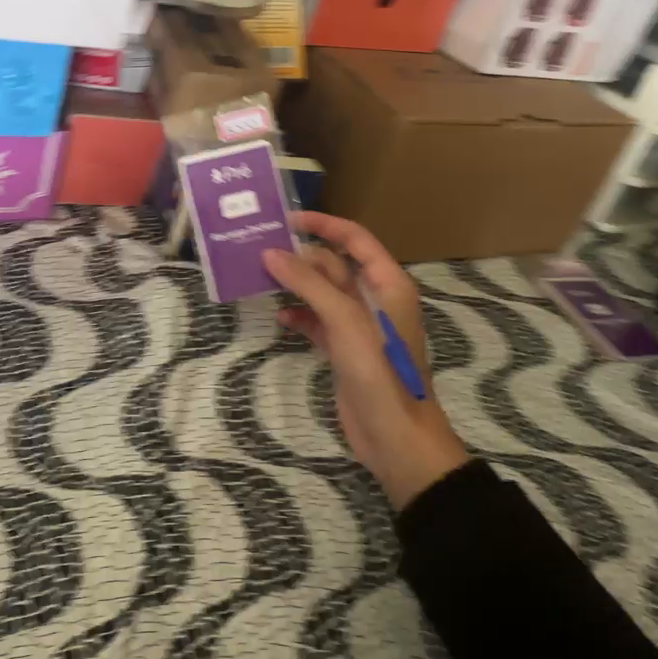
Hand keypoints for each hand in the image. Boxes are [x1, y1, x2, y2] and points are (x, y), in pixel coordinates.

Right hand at [265, 211, 470, 509]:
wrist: (397, 439)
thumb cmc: (381, 372)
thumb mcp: (345, 321)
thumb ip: (309, 284)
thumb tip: (271, 253)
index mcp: (389, 284)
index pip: (355, 239)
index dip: (324, 224)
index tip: (287, 219)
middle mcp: (375, 299)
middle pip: (335, 265)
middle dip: (301, 257)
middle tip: (260, 250)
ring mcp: (359, 326)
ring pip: (322, 293)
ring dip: (295, 286)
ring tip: (260, 279)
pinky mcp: (345, 351)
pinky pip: (317, 321)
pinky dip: (299, 316)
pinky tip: (279, 318)